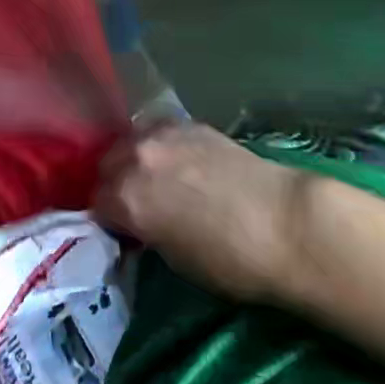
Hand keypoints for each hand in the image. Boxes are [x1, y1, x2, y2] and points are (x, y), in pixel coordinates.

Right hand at [93, 123, 305, 301]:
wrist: (288, 224)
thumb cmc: (234, 261)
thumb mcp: (176, 260)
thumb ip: (146, 233)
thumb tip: (141, 226)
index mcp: (125, 199)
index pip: (97, 204)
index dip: (109, 219)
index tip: (124, 229)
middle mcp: (133, 159)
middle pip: (106, 165)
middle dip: (116, 183)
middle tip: (138, 202)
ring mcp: (159, 134)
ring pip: (128, 142)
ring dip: (134, 159)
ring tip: (156, 176)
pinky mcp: (186, 122)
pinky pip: (157, 130)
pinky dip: (160, 145)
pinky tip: (180, 159)